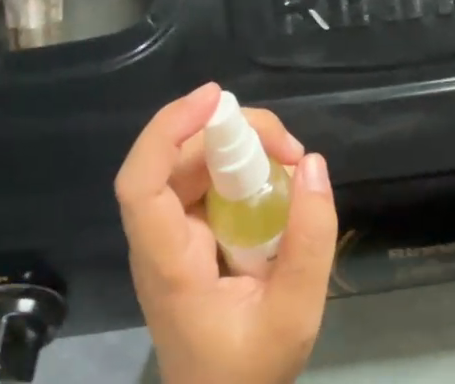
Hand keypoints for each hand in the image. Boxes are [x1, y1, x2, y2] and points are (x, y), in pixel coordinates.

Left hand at [116, 83, 336, 383]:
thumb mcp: (293, 315)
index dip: (168, 128)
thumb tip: (312, 164)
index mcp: (167, 262)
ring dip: (236, 148)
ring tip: (289, 157)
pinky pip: (206, 187)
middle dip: (227, 133)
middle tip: (287, 144)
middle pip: (173, 161)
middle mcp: (159, 241)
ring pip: (190, 167)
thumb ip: (309, 243)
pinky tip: (274, 178)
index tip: (215, 99)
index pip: (141, 183)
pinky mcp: (190, 241)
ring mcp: (172, 239)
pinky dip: (239, 171)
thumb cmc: (248, 374)